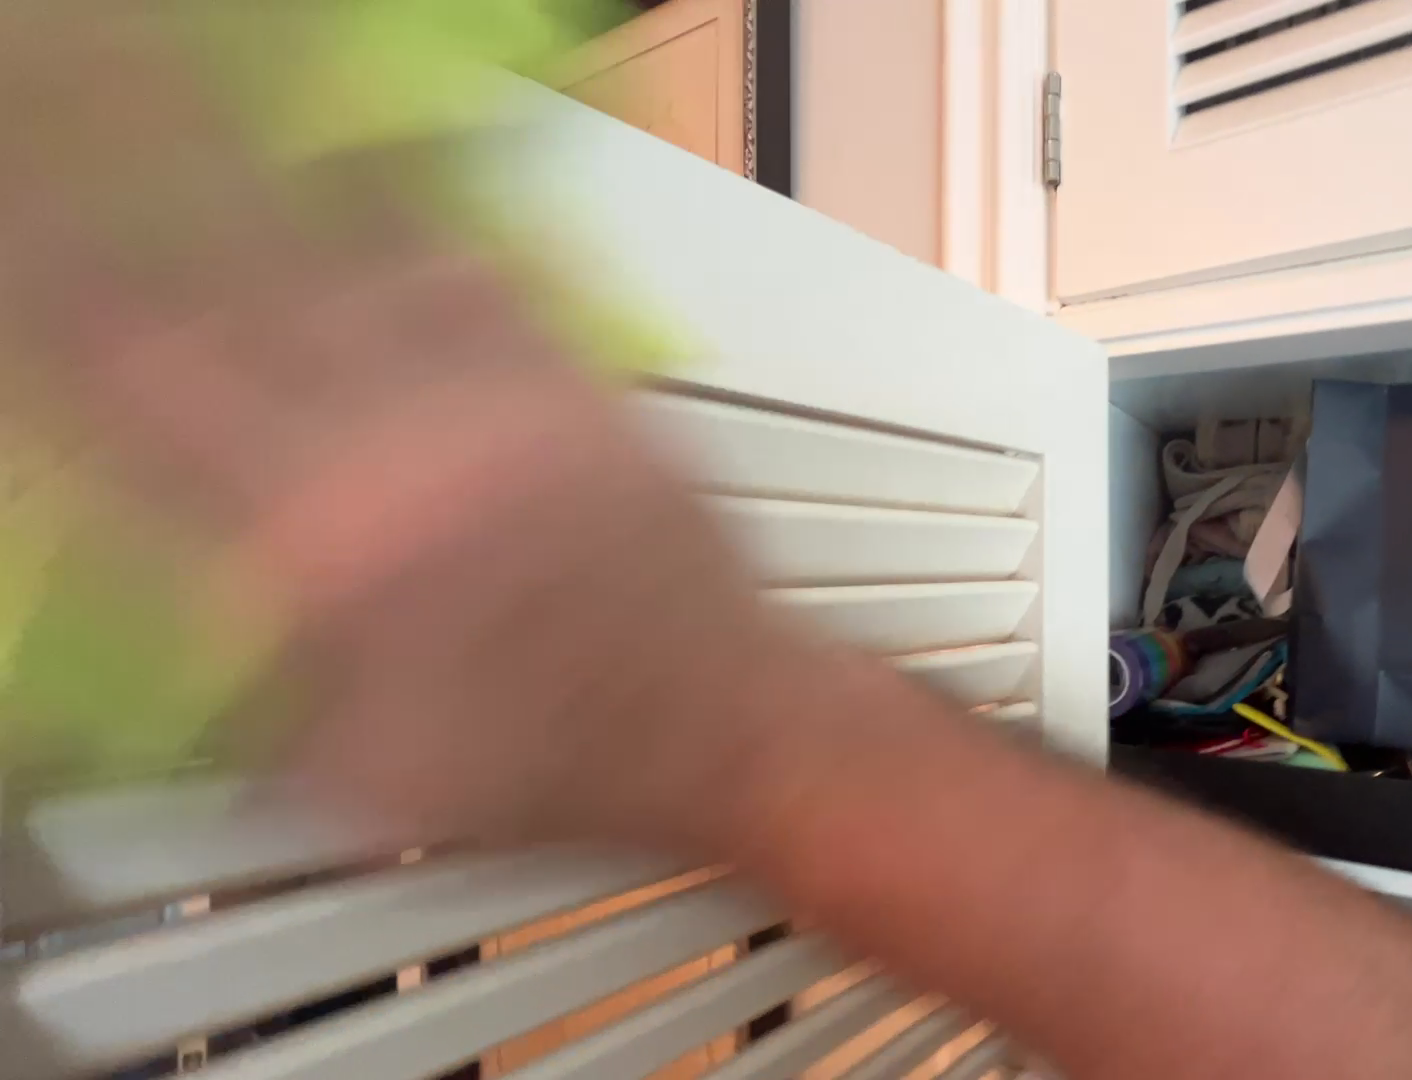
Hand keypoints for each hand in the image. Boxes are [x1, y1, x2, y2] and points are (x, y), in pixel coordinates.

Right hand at [0, 5, 804, 849]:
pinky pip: (516, 299)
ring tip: (240, 109)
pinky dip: (447, 249)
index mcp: (326, 538)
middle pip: (250, 269)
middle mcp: (421, 442)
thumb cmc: (561, 765)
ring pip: (389, 257)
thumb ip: (266, 674)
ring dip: (307, 180)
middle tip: (97, 64)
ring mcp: (526, 408)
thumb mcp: (370, 768)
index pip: (135, 372)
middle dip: (153, 159)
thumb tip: (215, 601)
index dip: (54, 270)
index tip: (21, 219)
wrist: (723, 715)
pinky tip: (419, 227)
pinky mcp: (609, 407)